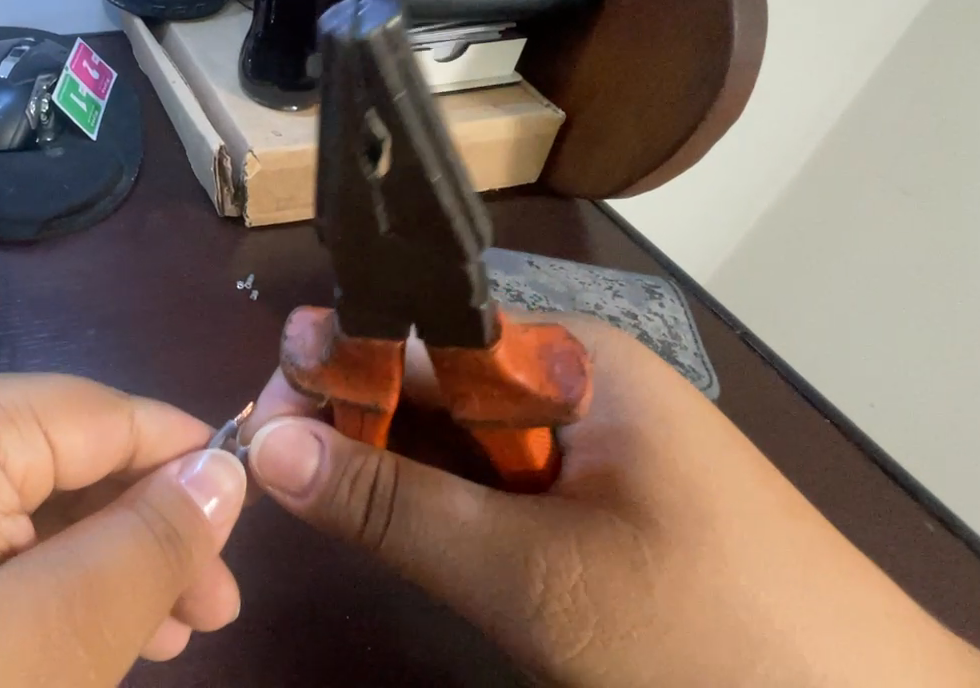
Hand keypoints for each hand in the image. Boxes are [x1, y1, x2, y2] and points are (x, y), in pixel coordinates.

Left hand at [0, 373, 247, 687]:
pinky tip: (61, 639)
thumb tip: (222, 470)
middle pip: (61, 457)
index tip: (248, 523)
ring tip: (157, 639)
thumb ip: (144, 546)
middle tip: (209, 617)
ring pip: (17, 506)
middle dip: (141, 528)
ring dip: (90, 565)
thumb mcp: (46, 641)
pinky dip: (24, 586)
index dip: (182, 458)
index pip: (102, 412)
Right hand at [243, 309, 979, 687]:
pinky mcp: (581, 498)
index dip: (332, 366)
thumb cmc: (718, 643)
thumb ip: (392, 505)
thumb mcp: (536, 577)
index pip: (417, 337)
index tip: (261, 412)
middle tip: (268, 462)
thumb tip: (264, 446)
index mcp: (567, 358)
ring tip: (302, 485)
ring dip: (377, 457)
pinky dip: (422, 496)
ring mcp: (577, 442)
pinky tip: (377, 514)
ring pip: (447, 433)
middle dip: (345, 415)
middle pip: (426, 379)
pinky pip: (480, 478)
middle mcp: (566, 381)